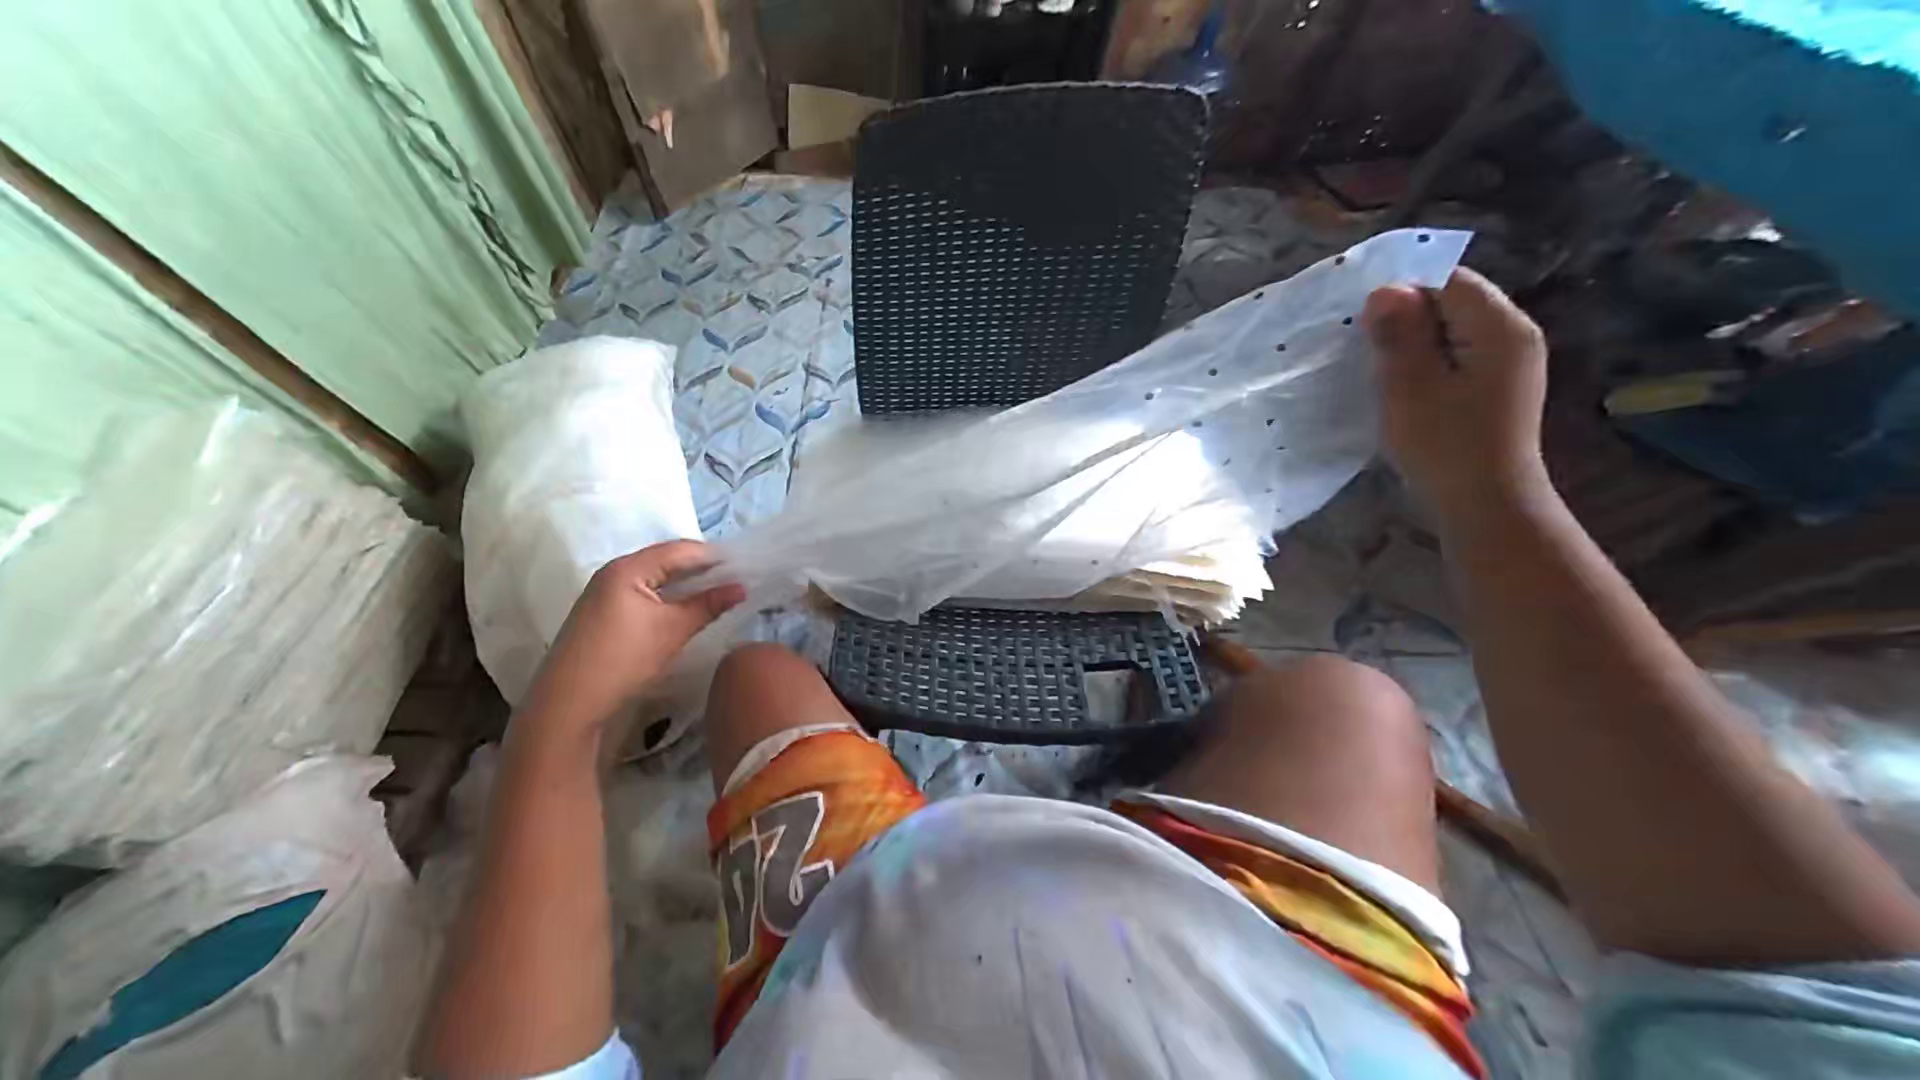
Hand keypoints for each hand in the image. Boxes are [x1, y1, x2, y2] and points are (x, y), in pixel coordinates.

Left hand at [525, 540, 745, 730]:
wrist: (568, 702)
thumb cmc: (623, 660)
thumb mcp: (672, 630)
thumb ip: (708, 605)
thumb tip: (742, 587)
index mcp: (628, 568)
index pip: (679, 550)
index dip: (713, 556)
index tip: (744, 565)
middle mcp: (614, 571)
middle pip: (665, 559)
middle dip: (701, 568)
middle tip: (735, 578)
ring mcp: (605, 591)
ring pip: (654, 576)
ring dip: (685, 582)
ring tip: (717, 591)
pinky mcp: (603, 610)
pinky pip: (643, 590)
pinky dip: (668, 594)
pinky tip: (686, 605)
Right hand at [1363, 268, 1551, 514]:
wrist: (1486, 504)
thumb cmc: (1445, 445)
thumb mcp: (1410, 387)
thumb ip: (1400, 335)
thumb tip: (1385, 289)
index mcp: (1500, 328)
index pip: (1450, 279)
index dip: (1404, 291)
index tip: (1364, 321)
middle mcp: (1514, 335)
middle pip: (1455, 300)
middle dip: (1407, 315)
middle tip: (1365, 346)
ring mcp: (1509, 363)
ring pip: (1454, 329)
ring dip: (1414, 341)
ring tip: (1380, 366)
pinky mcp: (1497, 387)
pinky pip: (1458, 354)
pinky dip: (1428, 360)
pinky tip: (1405, 385)